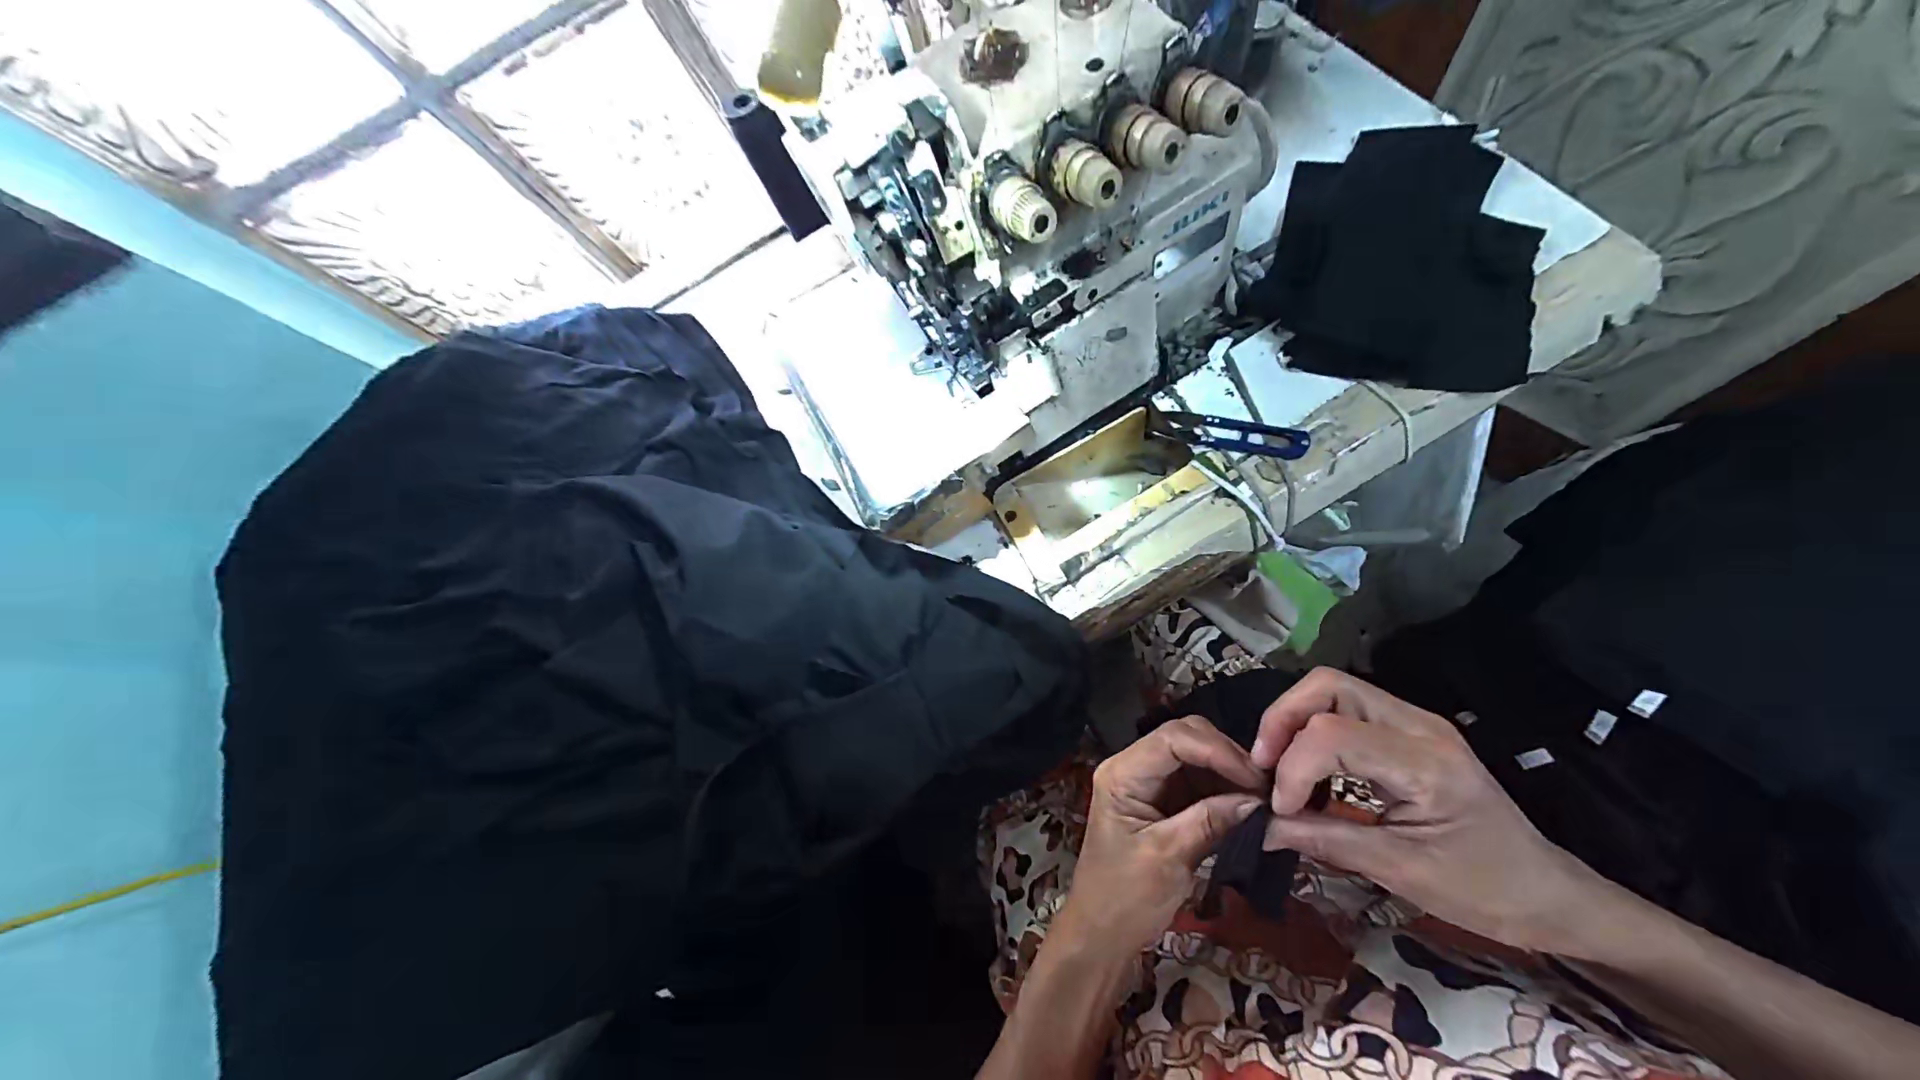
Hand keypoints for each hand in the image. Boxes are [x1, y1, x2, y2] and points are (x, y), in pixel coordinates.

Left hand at [1059, 715, 1267, 956]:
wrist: (1103, 932)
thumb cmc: (1125, 897)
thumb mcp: (1168, 858)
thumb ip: (1209, 822)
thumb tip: (1257, 799)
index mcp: (1122, 773)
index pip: (1172, 739)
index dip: (1217, 750)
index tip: (1256, 778)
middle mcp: (1134, 768)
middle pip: (1185, 738)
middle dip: (1226, 757)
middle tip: (1266, 787)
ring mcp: (1150, 783)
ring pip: (1196, 757)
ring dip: (1230, 772)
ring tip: (1265, 797)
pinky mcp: (1165, 801)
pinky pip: (1200, 781)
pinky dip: (1225, 789)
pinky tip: (1250, 806)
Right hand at [1250, 668, 1610, 952]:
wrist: (1550, 894)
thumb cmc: (1485, 890)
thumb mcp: (1401, 872)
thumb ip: (1324, 841)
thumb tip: (1259, 827)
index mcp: (1425, 763)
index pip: (1330, 735)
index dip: (1291, 768)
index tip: (1279, 810)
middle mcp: (1418, 726)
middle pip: (1325, 685)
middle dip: (1281, 721)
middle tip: (1264, 766)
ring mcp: (1414, 722)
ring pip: (1329, 689)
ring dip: (1292, 721)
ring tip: (1278, 767)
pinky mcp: (1407, 731)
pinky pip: (1343, 709)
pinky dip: (1311, 731)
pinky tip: (1308, 770)